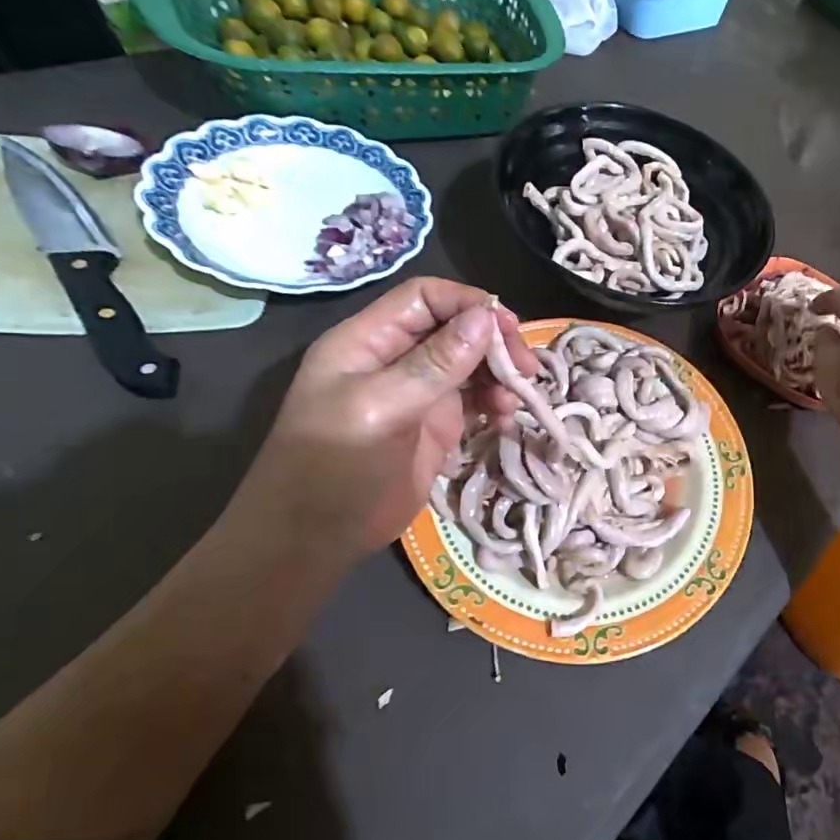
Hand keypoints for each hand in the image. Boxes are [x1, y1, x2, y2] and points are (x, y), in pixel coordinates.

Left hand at [227, 277, 536, 558]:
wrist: (313, 541)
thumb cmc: (333, 468)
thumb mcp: (381, 409)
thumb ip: (435, 364)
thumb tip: (487, 318)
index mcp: (367, 341)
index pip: (425, 298)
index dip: (468, 303)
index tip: (508, 327)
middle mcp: (395, 359)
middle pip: (455, 328)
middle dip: (493, 342)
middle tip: (526, 368)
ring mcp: (417, 393)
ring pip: (470, 364)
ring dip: (499, 374)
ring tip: (516, 400)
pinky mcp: (435, 425)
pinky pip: (474, 399)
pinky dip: (496, 402)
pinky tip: (506, 418)